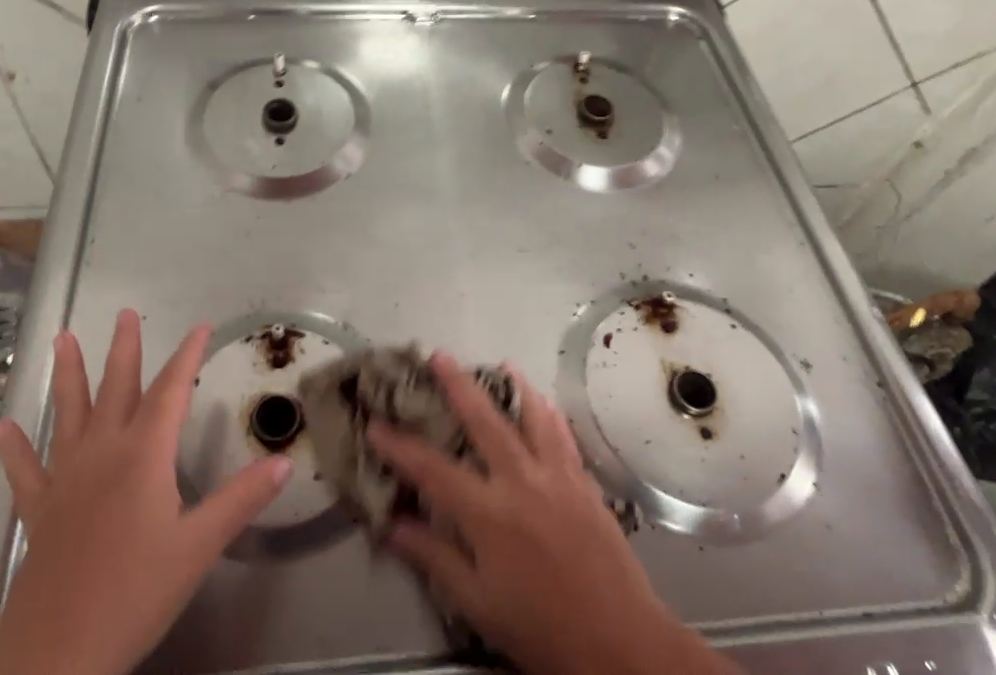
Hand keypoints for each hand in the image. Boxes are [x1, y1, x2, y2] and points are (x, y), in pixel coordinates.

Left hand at [0, 310, 291, 674]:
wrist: (57, 650)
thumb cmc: (135, 593)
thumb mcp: (199, 546)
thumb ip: (241, 499)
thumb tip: (284, 461)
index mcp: (143, 457)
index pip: (170, 393)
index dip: (187, 357)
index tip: (201, 327)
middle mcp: (101, 455)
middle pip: (116, 390)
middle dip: (124, 351)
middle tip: (123, 313)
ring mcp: (64, 480)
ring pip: (68, 415)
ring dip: (67, 376)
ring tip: (61, 340)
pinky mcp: (39, 512)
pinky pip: (26, 470)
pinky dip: (16, 447)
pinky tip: (4, 427)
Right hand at [368, 353, 743, 674]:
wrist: (620, 640)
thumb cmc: (540, 627)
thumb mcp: (477, 602)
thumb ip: (435, 557)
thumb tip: (393, 524)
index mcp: (488, 514)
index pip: (432, 470)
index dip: (400, 446)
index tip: (375, 423)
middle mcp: (522, 483)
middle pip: (485, 423)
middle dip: (459, 387)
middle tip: (440, 356)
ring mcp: (559, 480)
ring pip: (534, 420)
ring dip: (516, 389)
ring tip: (503, 364)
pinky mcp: (586, 487)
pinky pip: (565, 439)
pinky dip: (552, 417)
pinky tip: (547, 406)